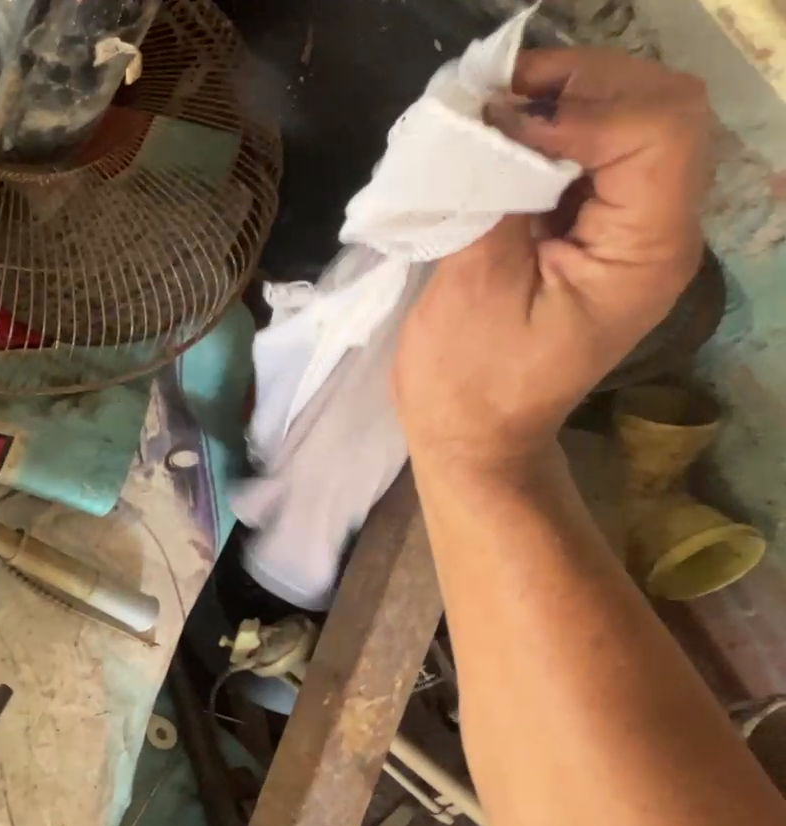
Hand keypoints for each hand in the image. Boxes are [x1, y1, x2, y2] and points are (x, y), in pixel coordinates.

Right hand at [393, 48, 714, 474]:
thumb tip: (488, 127)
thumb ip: (491, 203)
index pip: (657, 132)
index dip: (582, 106)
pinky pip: (594, 161)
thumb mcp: (472, 292)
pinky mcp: (594, 236)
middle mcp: (659, 227)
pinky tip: (501, 143)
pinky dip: (550, 137)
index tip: (495, 118)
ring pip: (634, 125)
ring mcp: (631, 230)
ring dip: (567, 103)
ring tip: (493, 108)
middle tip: (495, 89)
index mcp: (646, 249)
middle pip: (662, 111)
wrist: (473, 437)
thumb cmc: (467, 380)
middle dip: (583, 83)